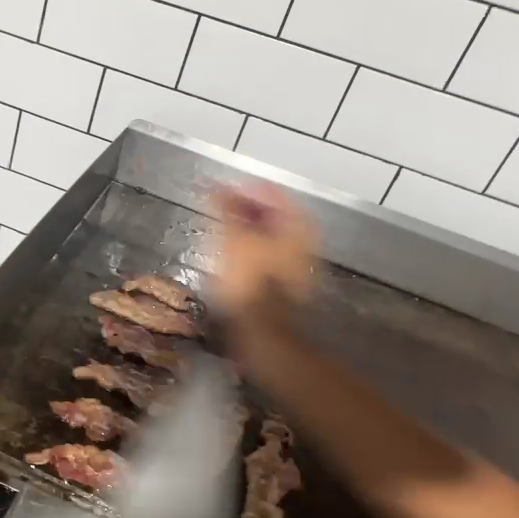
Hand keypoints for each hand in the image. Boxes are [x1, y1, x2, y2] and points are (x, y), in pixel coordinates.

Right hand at [211, 182, 316, 322]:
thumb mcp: (234, 238)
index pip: (271, 192)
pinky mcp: (282, 283)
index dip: (244, 188)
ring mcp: (295, 264)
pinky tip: (228, 254)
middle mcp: (302, 241)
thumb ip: (226, 208)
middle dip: (244, 208)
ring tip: (219, 227)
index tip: (219, 189)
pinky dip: (247, 248)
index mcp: (297, 224)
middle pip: (272, 214)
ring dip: (244, 229)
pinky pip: (263, 254)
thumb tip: (216, 185)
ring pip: (267, 235)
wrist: (262, 332)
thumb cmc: (250, 280)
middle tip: (217, 206)